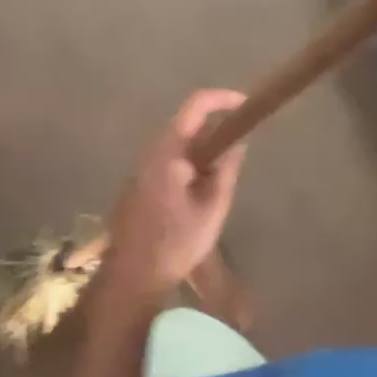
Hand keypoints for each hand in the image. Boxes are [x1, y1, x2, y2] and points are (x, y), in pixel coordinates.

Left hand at [103, 90, 246, 297]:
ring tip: (220, 183)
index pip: (196, 105)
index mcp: (168, 150)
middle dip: (216, 134)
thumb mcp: (212, 208)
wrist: (131, 277)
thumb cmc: (174, 243)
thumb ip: (226, 170)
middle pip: (188, 124)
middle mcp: (151, 150)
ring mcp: (141, 166)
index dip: (223, 99)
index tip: (246, 106)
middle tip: (237, 156)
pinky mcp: (139, 183)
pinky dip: (190, 167)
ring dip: (203, 154)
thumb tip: (237, 143)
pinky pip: (170, 161)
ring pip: (180, 145)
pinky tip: (199, 197)